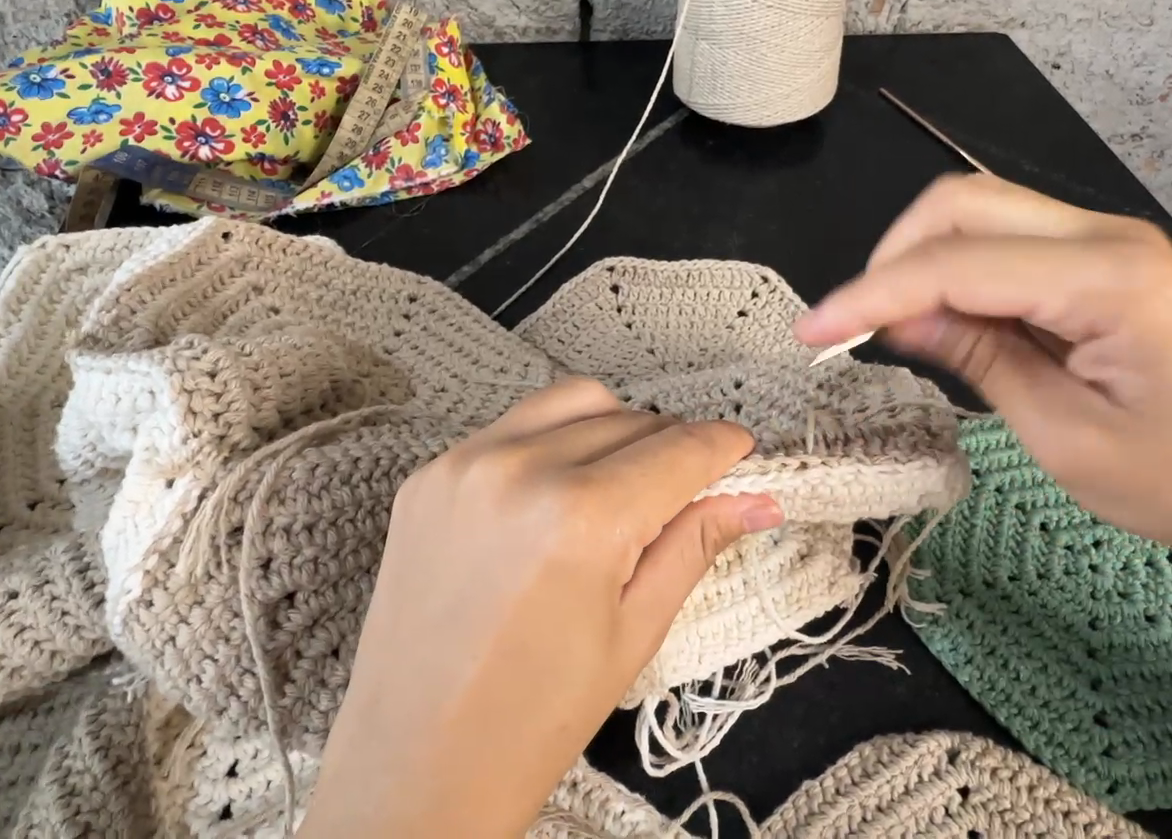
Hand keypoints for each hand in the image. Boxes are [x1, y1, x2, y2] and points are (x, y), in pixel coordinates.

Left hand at [300, 378, 778, 838]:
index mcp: (581, 518)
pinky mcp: (428, 476)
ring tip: (621, 486)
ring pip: (572, 402)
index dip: (724, 446)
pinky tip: (557, 496)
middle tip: (685, 492)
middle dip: (673, 446)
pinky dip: (553, 442)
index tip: (743, 452)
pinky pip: (513, 427)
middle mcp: (518, 470)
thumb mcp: (635, 632)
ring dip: (615, 428)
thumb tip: (758, 499)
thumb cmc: (533, 720)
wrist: (413, 768)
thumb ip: (696, 544)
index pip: (679, 449)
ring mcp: (463, 465)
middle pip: (631, 419)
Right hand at [793, 173, 1171, 572]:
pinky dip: (956, 271)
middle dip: (891, 257)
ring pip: (979, 211)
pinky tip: (941, 319)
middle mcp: (1106, 234)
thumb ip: (976, 358)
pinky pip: (1006, 242)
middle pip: (962, 203)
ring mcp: (1106, 239)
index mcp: (1107, 278)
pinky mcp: (1101, 259)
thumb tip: (896, 316)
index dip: (870, 295)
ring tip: (893, 326)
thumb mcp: (1061, 435)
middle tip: (853, 326)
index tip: (808, 333)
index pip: (956, 264)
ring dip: (919, 257)